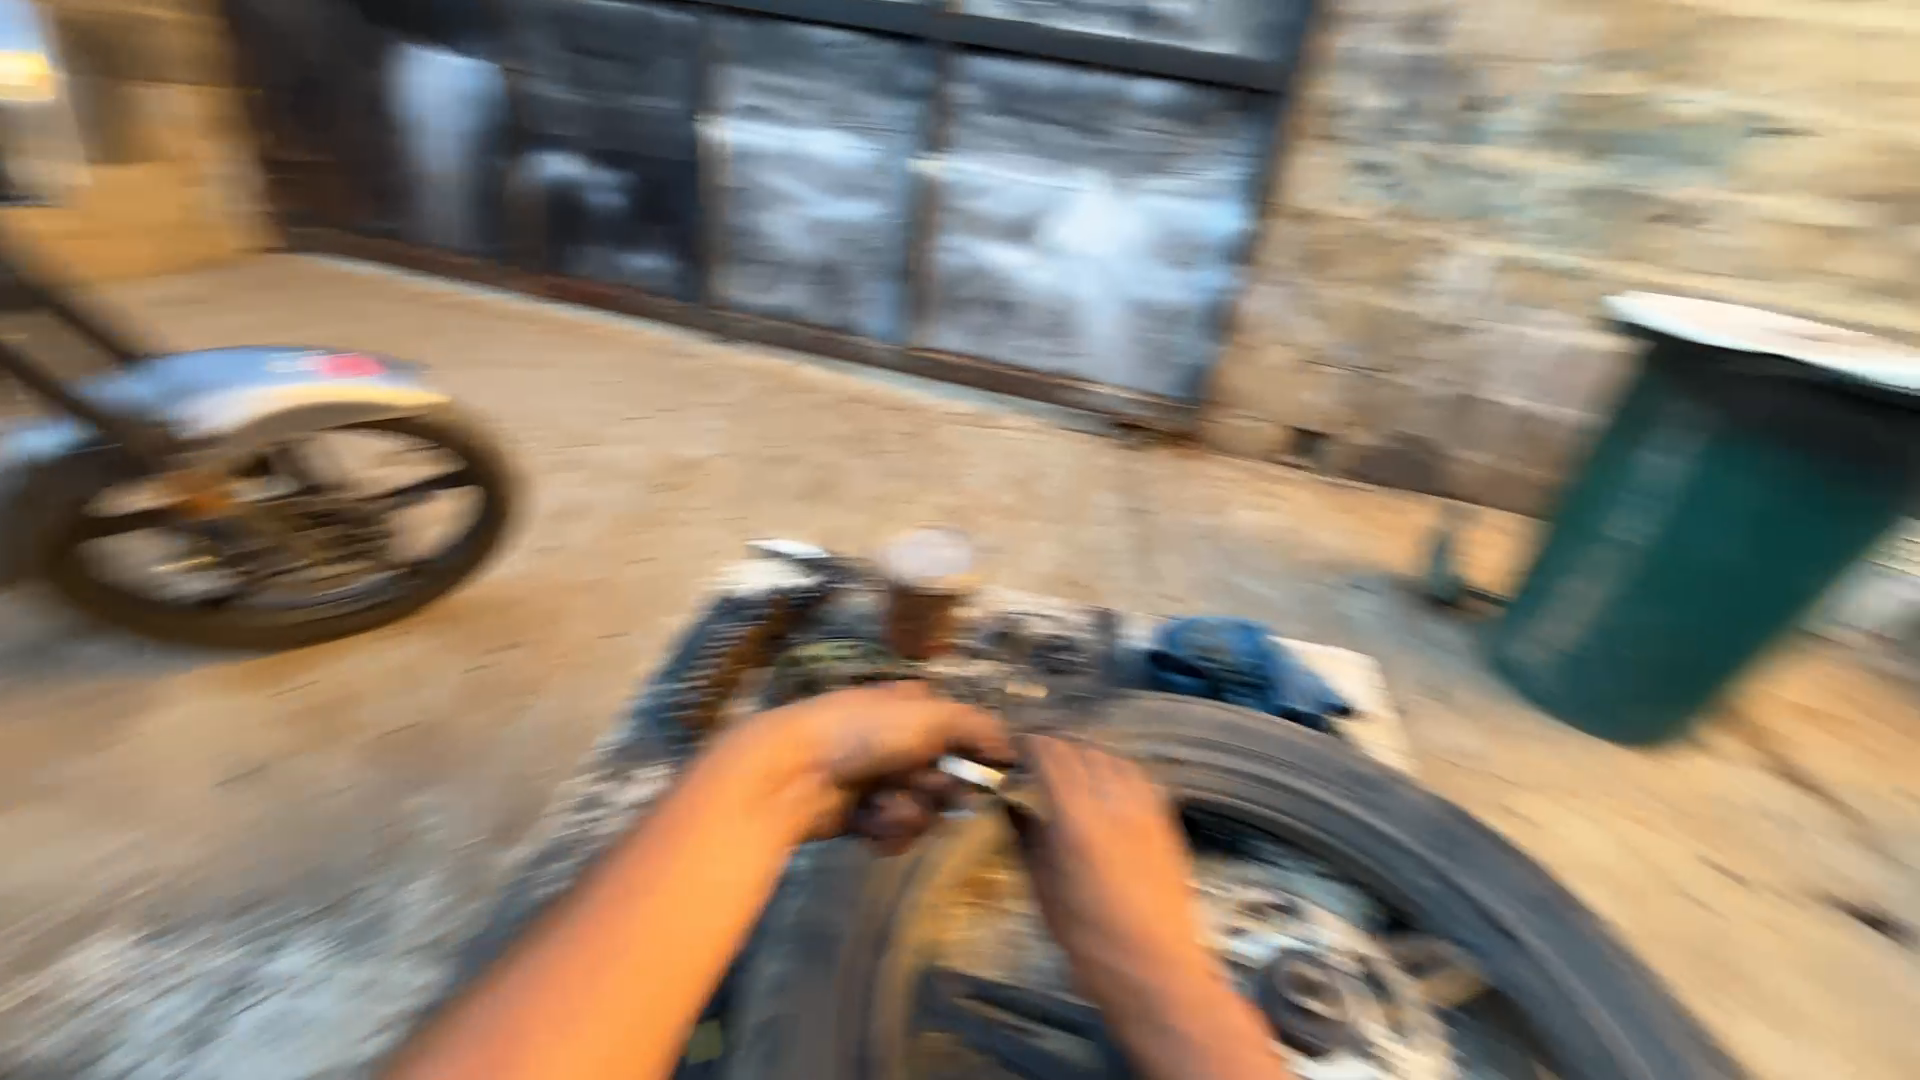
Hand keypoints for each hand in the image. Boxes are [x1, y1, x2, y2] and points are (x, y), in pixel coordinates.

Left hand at [741, 681, 1012, 853]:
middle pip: (949, 783)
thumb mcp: (933, 714)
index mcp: (918, 710)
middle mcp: (903, 743)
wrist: (794, 771)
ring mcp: (881, 780)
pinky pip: (897, 834)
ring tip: (880, 803)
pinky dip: (886, 830)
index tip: (974, 772)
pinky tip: (867, 820)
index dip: (972, 761)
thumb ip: (980, 728)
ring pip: (925, 814)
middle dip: (934, 789)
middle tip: (915, 781)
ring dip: (907, 813)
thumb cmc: (866, 731)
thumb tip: (1013, 750)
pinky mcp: (862, 816)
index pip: (967, 741)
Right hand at [1018, 738, 1289, 1079]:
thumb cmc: (1090, 939)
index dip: (1031, 744)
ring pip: (1112, 759)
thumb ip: (1028, 838)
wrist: (1155, 969)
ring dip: (1086, 755)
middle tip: (1037, 759)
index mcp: (1076, 820)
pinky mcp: (1165, 822)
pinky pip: (1139, 778)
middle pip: (1081, 751)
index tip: (1017, 747)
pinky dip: (1117, 770)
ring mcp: (1144, 811)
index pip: (1051, 757)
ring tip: (1070, 767)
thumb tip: (1012, 805)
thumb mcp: (1044, 890)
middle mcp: (1112, 805)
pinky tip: (1106, 785)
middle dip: (1055, 748)